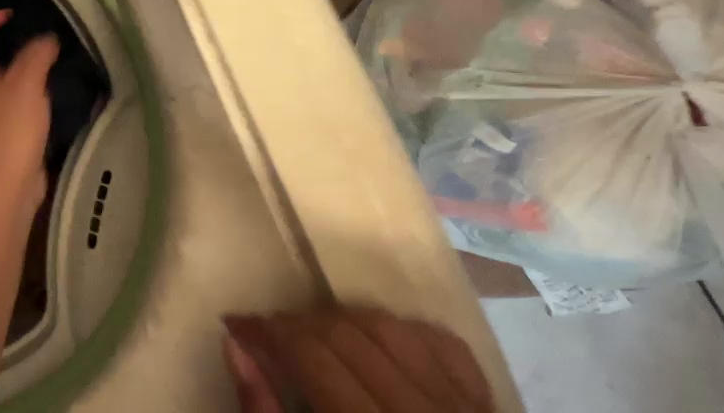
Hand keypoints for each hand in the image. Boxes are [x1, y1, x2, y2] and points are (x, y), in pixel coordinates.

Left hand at [0, 9, 58, 209]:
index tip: (8, 17)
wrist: (7, 183)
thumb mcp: (27, 82)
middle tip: (30, 34)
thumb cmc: (10, 126)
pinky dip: (21, 87)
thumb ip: (37, 54)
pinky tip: (45, 90)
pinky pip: (5, 97)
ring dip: (14, 64)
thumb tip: (46, 38)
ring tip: (43, 59)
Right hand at [223, 308, 495, 412]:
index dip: (264, 328)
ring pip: (389, 327)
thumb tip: (235, 344)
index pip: (308, 352)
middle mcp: (419, 412)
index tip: (236, 324)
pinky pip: (442, 344)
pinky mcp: (488, 408)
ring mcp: (462, 409)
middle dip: (296, 323)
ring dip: (343, 321)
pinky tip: (377, 343)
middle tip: (269, 335)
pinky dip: (404, 331)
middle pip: (344, 333)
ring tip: (318, 337)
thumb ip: (264, 410)